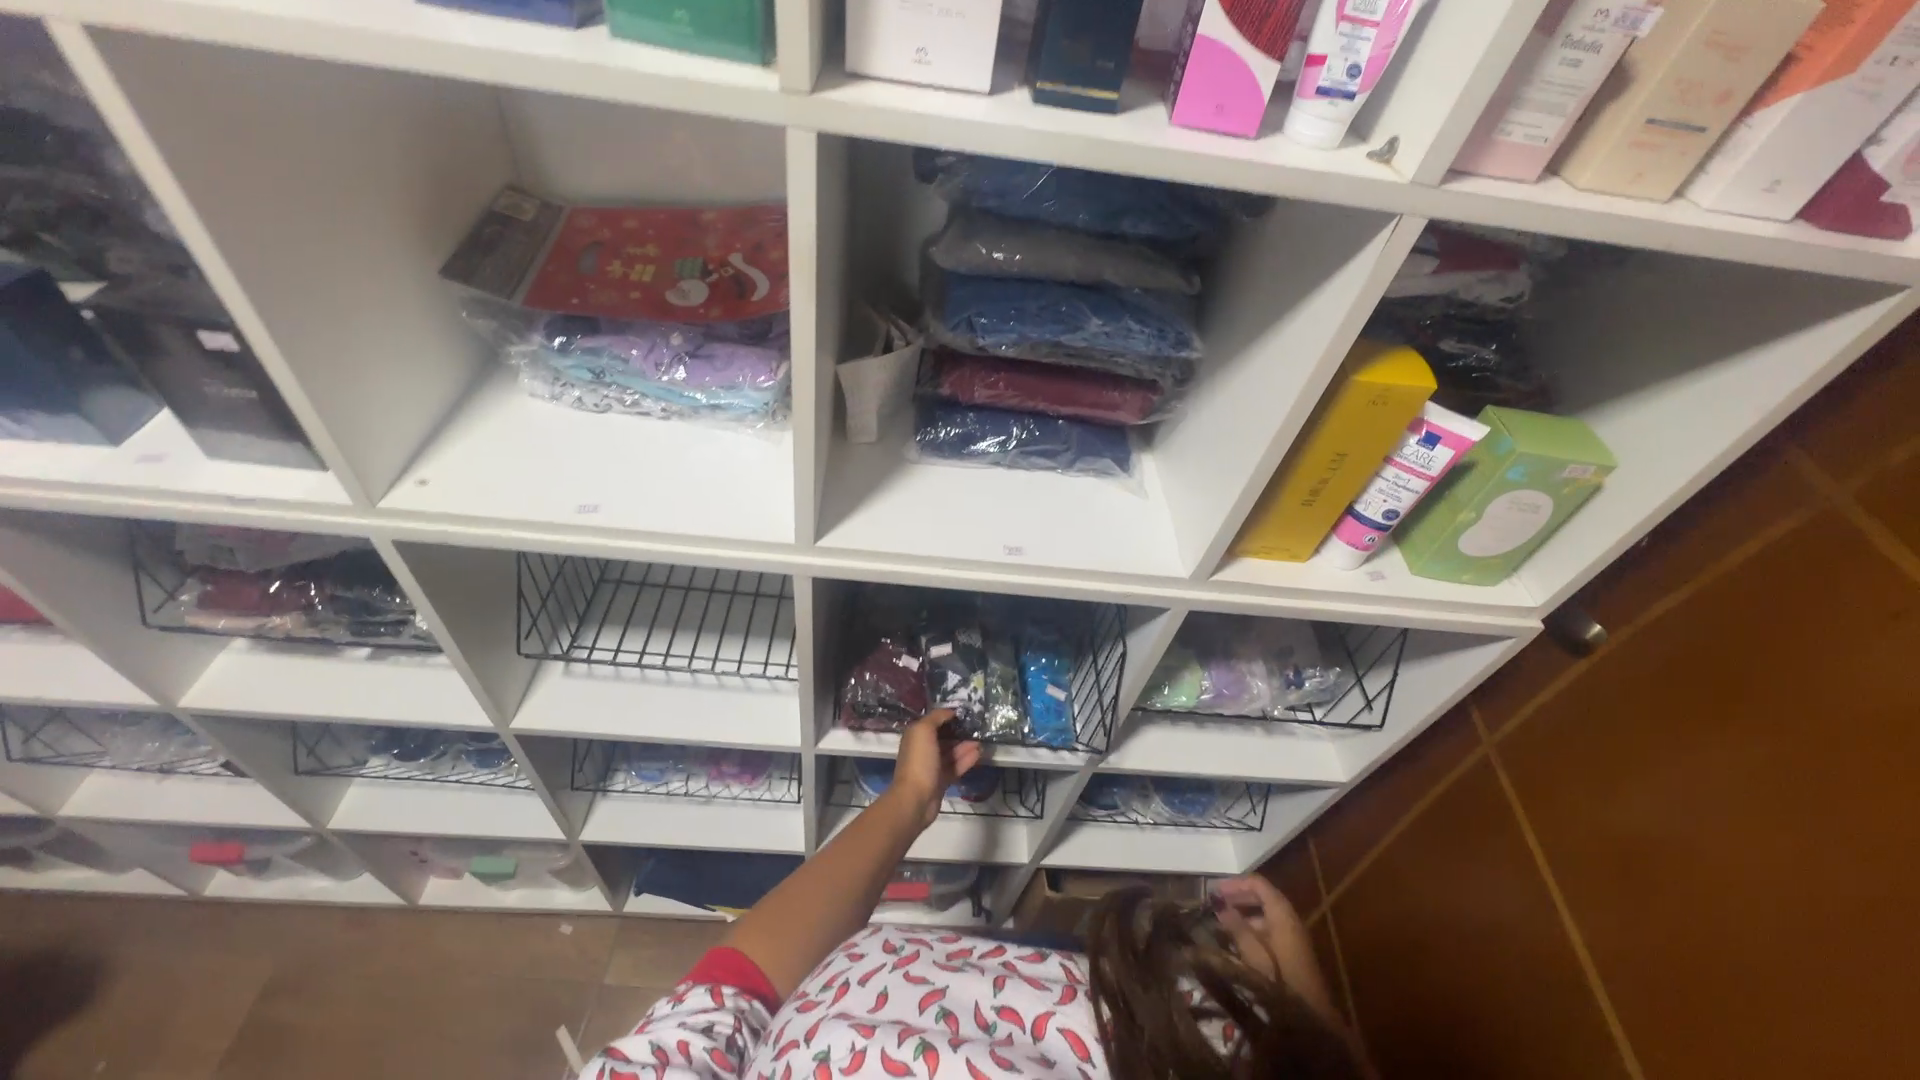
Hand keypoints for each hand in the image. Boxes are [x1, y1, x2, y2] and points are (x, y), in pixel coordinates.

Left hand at [886, 710, 982, 828]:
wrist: (916, 798)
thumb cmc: (919, 761)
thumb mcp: (923, 731)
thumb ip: (936, 718)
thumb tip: (950, 710)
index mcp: (916, 737)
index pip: (933, 723)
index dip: (947, 717)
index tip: (965, 712)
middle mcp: (923, 750)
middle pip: (943, 738)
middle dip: (959, 733)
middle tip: (977, 728)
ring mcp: (932, 767)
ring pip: (951, 753)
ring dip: (965, 747)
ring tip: (981, 741)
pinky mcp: (941, 781)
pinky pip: (955, 767)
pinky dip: (966, 760)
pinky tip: (978, 754)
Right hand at [1214, 875, 1317, 990]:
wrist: (1311, 1013)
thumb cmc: (1280, 978)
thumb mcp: (1253, 952)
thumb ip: (1236, 927)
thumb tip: (1220, 906)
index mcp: (1282, 914)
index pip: (1259, 884)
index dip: (1236, 883)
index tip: (1215, 890)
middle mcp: (1289, 918)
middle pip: (1263, 895)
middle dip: (1238, 895)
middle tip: (1216, 901)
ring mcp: (1292, 933)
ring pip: (1266, 912)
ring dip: (1244, 912)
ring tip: (1222, 919)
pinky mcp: (1291, 948)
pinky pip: (1269, 926)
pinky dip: (1252, 925)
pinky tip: (1237, 937)